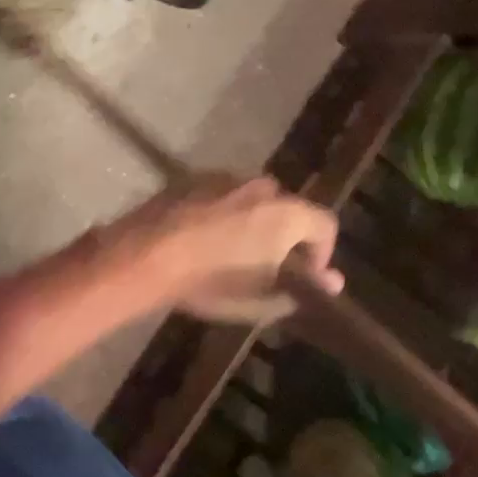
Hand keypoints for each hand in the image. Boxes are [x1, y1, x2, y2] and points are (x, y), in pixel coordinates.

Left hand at [99, 174, 343, 322]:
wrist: (145, 255)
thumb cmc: (211, 281)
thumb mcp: (261, 299)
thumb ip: (302, 288)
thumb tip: (332, 281)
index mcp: (287, 213)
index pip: (325, 225)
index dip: (322, 253)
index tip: (305, 276)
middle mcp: (261, 186)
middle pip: (287, 209)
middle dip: (283, 236)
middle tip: (265, 265)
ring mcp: (224, 177)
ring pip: (250, 200)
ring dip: (249, 221)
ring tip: (228, 252)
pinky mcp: (191, 177)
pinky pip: (218, 195)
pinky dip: (219, 213)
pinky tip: (199, 238)